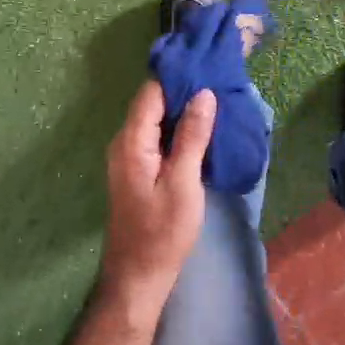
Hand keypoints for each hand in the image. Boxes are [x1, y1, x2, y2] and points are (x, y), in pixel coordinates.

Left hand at [100, 80, 215, 300]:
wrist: (138, 279)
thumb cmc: (162, 232)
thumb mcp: (183, 183)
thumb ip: (192, 136)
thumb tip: (204, 93)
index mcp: (131, 141)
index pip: (152, 91)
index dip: (179, 76)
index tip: (208, 65)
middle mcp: (124, 142)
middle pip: (153, 102)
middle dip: (184, 90)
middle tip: (219, 81)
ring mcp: (129, 156)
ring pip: (156, 119)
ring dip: (183, 110)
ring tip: (217, 100)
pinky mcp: (138, 169)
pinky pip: (157, 136)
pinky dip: (178, 129)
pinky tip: (202, 130)